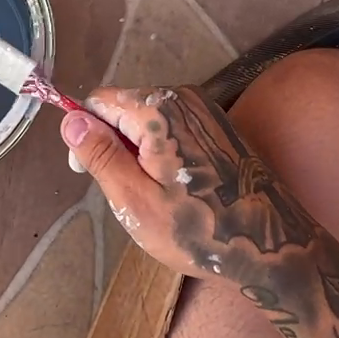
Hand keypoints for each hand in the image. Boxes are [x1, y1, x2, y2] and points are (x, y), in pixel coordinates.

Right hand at [59, 85, 314, 279]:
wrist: (269, 243)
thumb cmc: (197, 228)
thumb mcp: (135, 200)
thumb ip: (100, 154)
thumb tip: (69, 119)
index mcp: (156, 110)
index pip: (100, 100)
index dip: (87, 132)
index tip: (89, 171)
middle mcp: (180, 95)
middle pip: (124, 106)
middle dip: (116, 142)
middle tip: (130, 191)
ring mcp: (202, 105)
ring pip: (147, 116)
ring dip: (139, 147)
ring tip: (157, 191)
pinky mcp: (216, 119)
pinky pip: (171, 123)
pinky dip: (163, 148)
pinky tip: (178, 183)